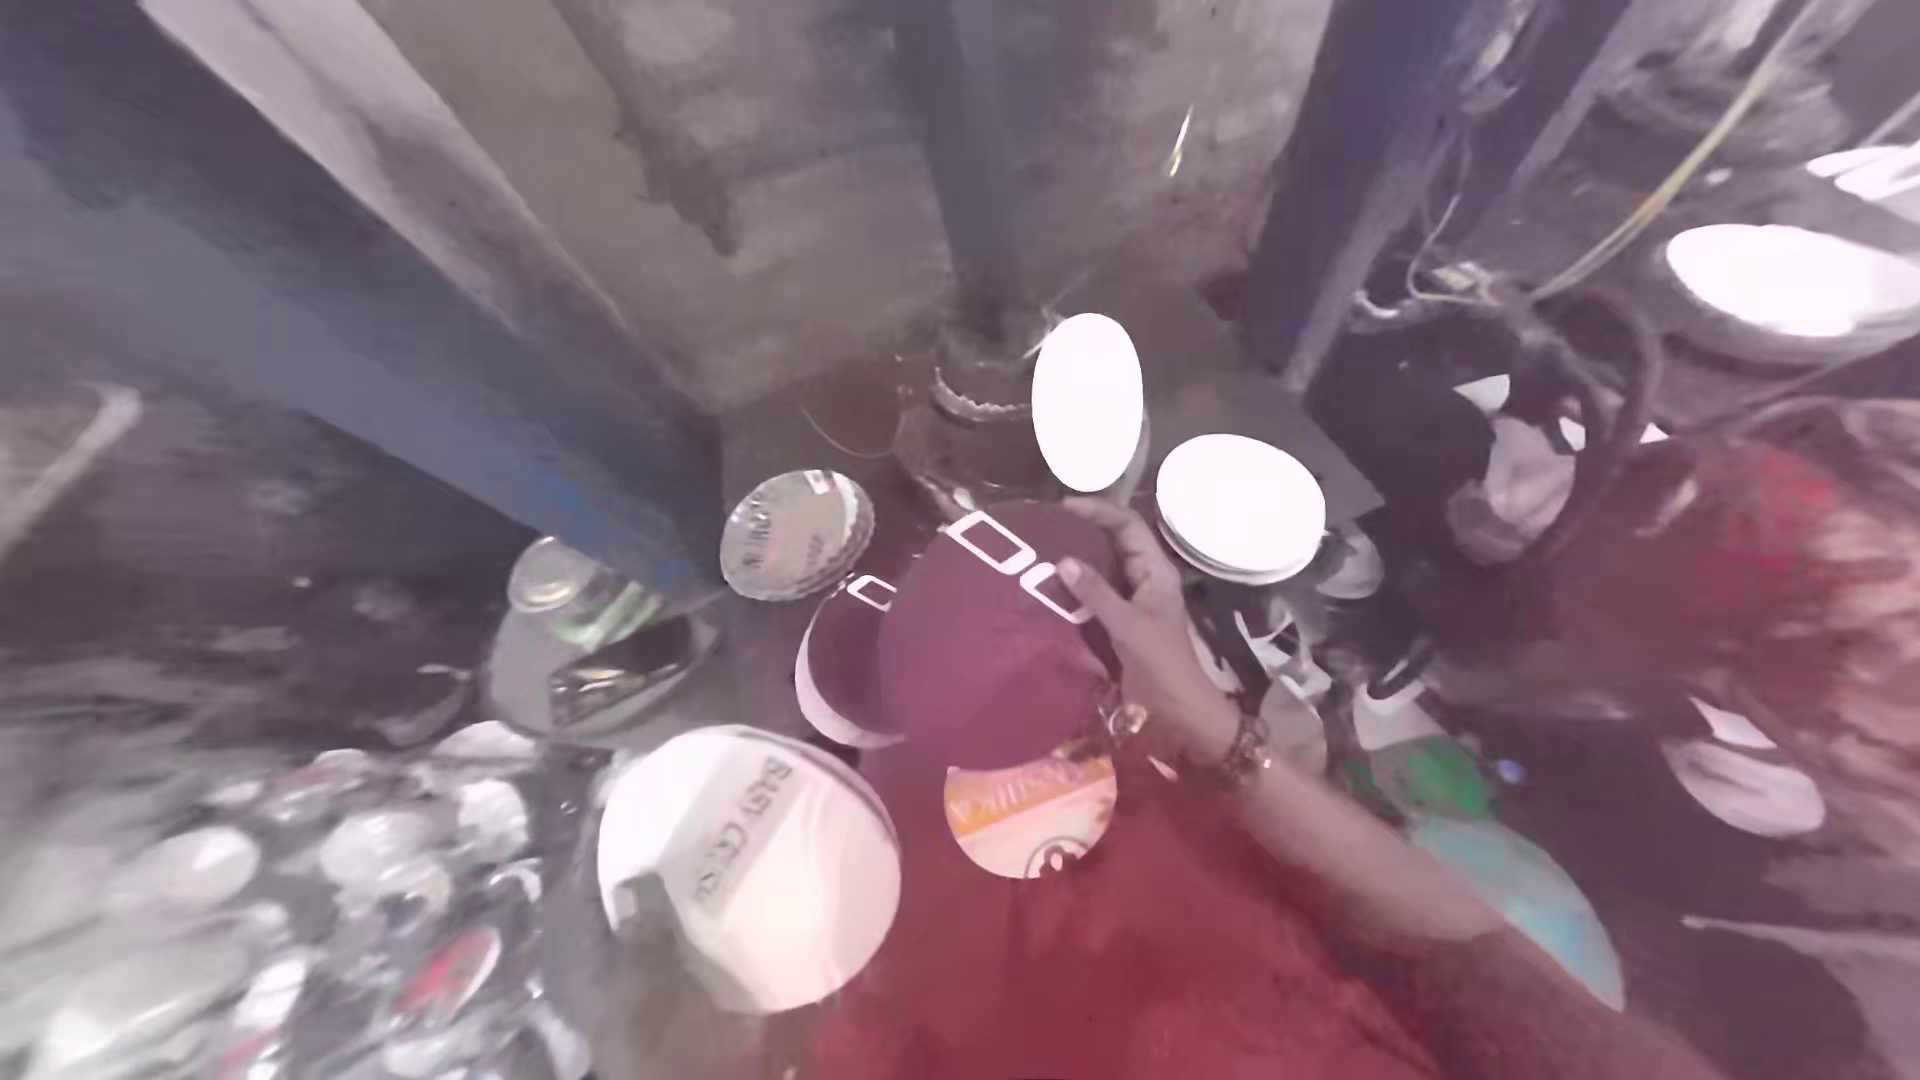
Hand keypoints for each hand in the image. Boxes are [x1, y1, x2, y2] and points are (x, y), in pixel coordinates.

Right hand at [1059, 497, 1238, 763]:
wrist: (1181, 711)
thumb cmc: (1162, 665)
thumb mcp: (1128, 626)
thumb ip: (1096, 593)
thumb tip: (1063, 560)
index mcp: (1156, 571)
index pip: (1128, 524)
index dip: (1098, 510)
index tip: (1063, 506)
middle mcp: (1146, 577)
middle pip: (1116, 539)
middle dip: (1085, 527)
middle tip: (1047, 524)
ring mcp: (1134, 597)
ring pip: (1106, 564)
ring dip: (1080, 554)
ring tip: (1044, 547)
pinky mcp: (1123, 617)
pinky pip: (1098, 589)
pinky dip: (1078, 582)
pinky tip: (1053, 583)